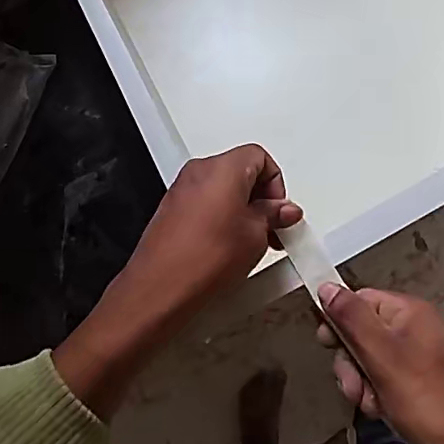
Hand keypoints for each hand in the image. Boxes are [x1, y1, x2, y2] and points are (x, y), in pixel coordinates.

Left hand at [56, 145, 301, 416]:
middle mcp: (199, 171)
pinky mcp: (171, 207)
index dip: (276, 185)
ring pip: (222, 186)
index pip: (260, 158)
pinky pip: (204, 201)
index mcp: (223, 167)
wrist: (162, 285)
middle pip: (240, 169)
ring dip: (241, 208)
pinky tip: (228, 246)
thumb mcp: (256, 235)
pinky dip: (220, 216)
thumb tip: (281, 212)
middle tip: (271, 226)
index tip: (279, 211)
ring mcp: (182, 188)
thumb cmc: (202, 258)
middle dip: (260, 197)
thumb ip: (273, 215)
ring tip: (251, 241)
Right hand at [315, 283, 443, 443]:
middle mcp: (418, 328)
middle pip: (363, 331)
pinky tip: (387, 413)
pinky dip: (381, 396)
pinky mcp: (427, 384)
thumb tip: (327, 286)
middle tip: (357, 388)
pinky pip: (389, 380)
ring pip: (372, 359)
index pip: (358, 299)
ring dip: (364, 383)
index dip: (338, 321)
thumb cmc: (433, 405)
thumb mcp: (383, 358)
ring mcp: (424, 357)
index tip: (327, 347)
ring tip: (375, 406)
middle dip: (351, 361)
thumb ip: (352, 319)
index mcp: (410, 312)